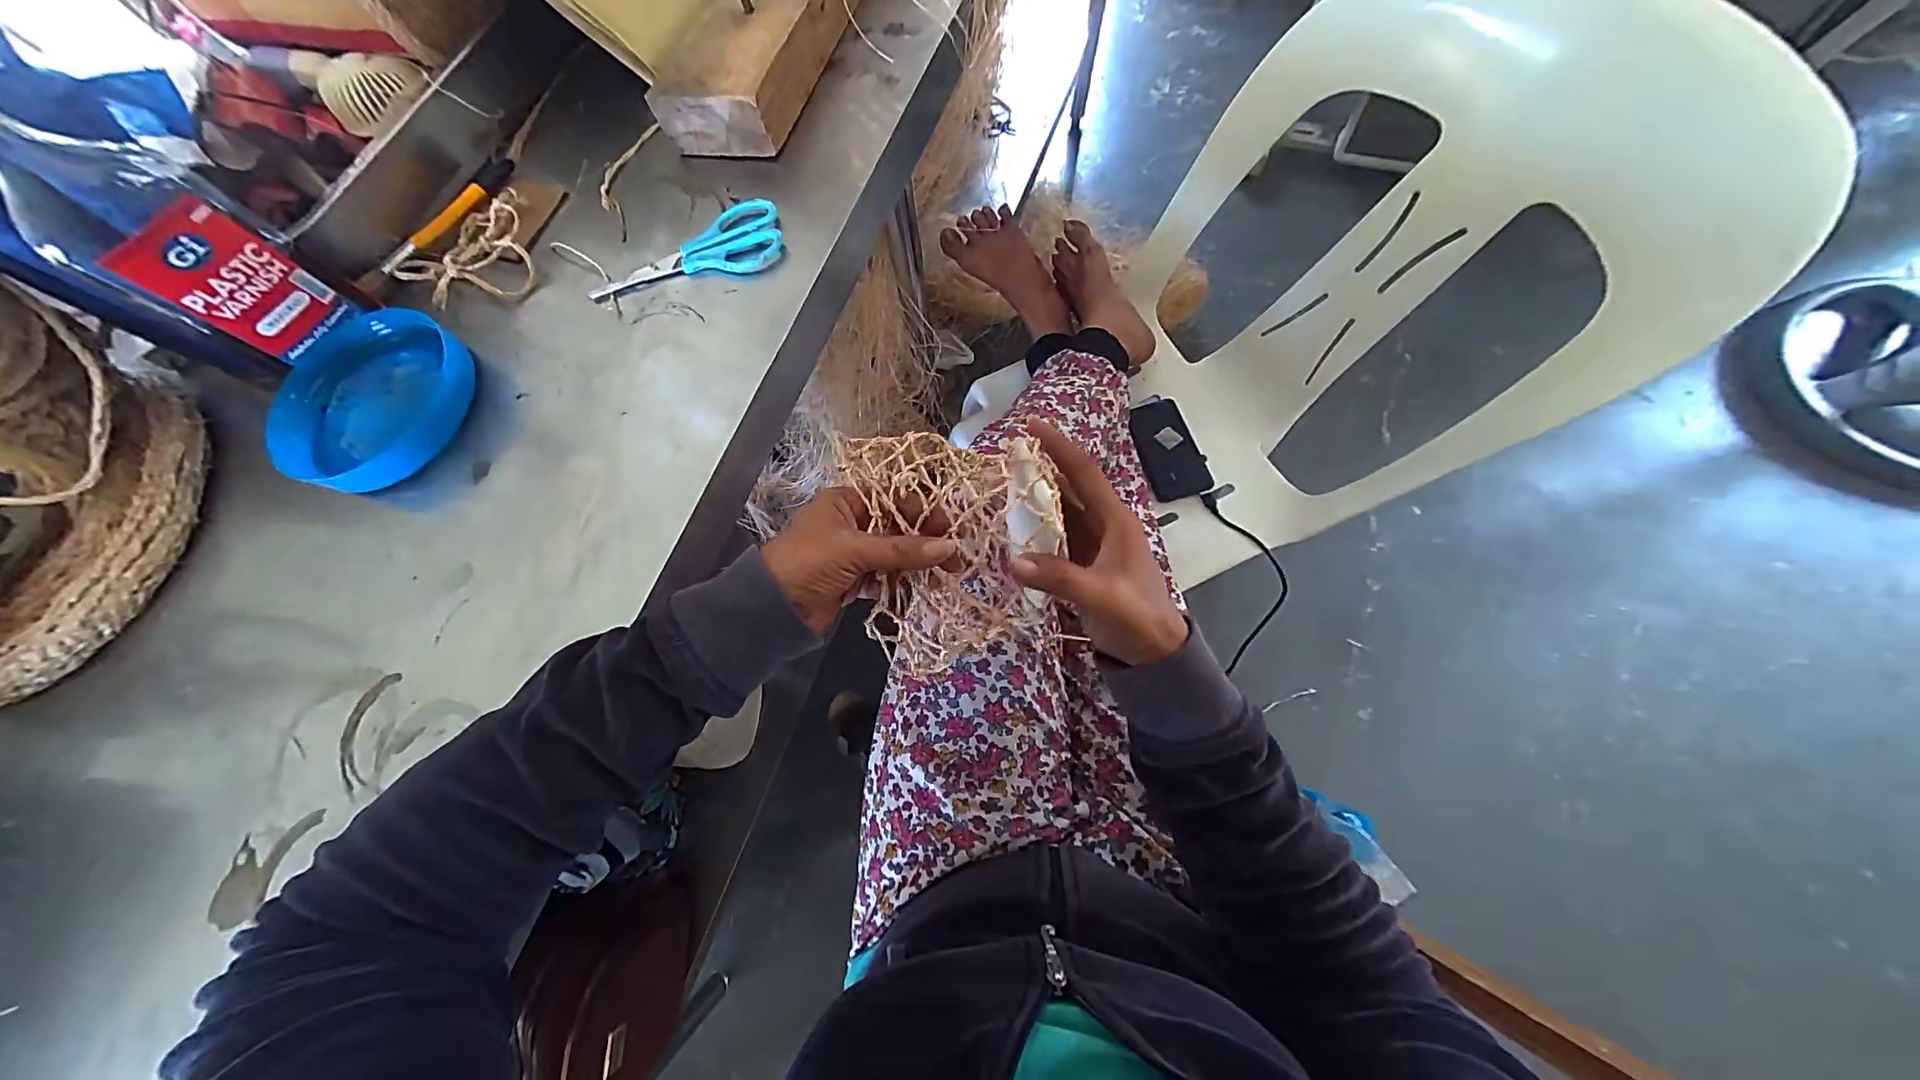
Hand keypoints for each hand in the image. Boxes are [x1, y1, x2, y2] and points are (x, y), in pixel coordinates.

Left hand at [761, 487, 958, 635]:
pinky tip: (922, 590)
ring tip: (944, 577)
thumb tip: (949, 547)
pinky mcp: (857, 580)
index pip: (896, 500)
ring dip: (919, 566)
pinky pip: (888, 577)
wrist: (771, 609)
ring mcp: (855, 553)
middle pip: (900, 528)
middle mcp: (854, 523)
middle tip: (955, 559)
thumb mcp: (855, 550)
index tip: (950, 530)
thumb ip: (902, 550)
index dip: (924, 513)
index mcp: (848, 502)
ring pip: (897, 555)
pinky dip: (904, 583)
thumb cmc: (807, 563)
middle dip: (927, 543)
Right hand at [1010, 422, 1188, 665]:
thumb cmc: (1137, 618)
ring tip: (1006, 484)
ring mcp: (1094, 545)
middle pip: (1071, 487)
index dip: (1059, 448)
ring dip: (1037, 498)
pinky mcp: (1084, 563)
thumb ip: (1060, 578)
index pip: (1085, 474)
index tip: (1032, 426)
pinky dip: (1037, 530)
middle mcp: (1105, 525)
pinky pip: (1058, 537)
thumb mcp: (1101, 597)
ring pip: (1062, 511)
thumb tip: (1014, 561)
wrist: (1155, 651)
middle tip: (1009, 453)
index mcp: (1116, 521)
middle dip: (1043, 467)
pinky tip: (1016, 528)